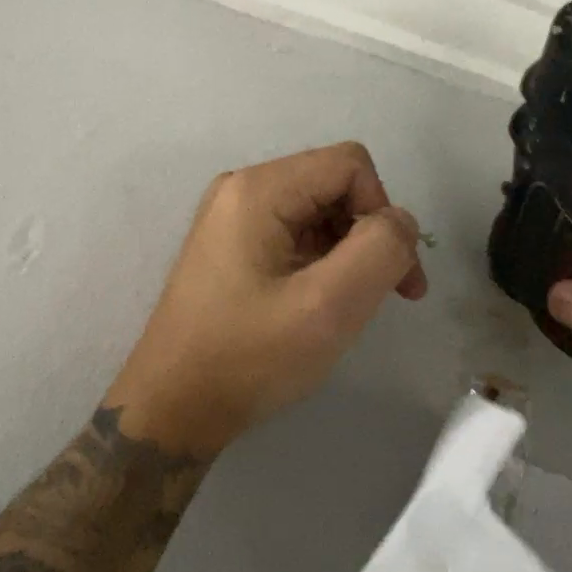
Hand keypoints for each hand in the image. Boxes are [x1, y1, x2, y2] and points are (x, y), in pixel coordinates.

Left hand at [103, 142, 427, 457]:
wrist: (172, 407)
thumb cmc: (248, 357)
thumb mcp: (327, 307)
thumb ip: (379, 251)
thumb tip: (400, 221)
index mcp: (258, 189)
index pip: (349, 165)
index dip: (382, 211)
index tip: (393, 274)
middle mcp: (243, 189)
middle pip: (333, 184)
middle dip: (368, 233)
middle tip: (387, 296)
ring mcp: (233, 216)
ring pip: (318, 210)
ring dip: (348, 252)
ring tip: (349, 307)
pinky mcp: (232, 245)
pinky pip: (295, 232)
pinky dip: (322, 262)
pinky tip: (320, 305)